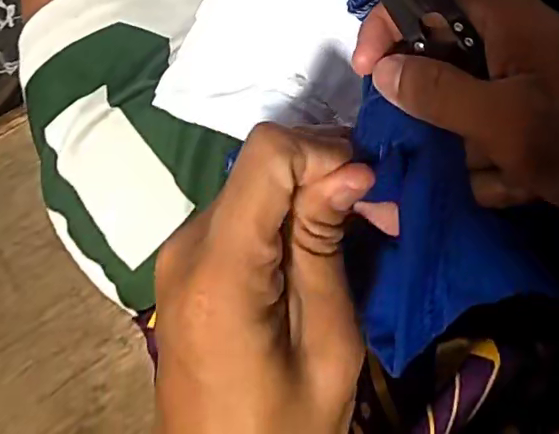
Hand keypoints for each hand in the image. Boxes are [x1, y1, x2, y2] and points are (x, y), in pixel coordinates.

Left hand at [153, 123, 373, 433]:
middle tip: (374, 205)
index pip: (268, 153)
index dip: (323, 152)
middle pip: (263, 161)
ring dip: (312, 186)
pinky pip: (248, 203)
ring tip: (357, 222)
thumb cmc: (283, 429)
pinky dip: (290, 204)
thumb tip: (353, 167)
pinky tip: (320, 234)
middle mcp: (188, 245)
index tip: (364, 187)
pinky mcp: (192, 259)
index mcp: (218, 270)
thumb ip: (325, 246)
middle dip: (326, 168)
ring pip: (259, 175)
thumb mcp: (326, 346)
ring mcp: (183, 250)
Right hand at [350, 0, 558, 244]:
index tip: (366, 77)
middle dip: (434, 108)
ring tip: (507, 170)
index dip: (388, 28)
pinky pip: (492, 135)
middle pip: (440, 58)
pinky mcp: (539, 118)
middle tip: (441, 143)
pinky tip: (526, 185)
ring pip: (462, 107)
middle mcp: (512, 37)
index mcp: (502, 15)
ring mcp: (526, 80)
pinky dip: (498, 164)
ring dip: (471, 147)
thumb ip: (436, 92)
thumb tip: (381, 69)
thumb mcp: (505, 121)